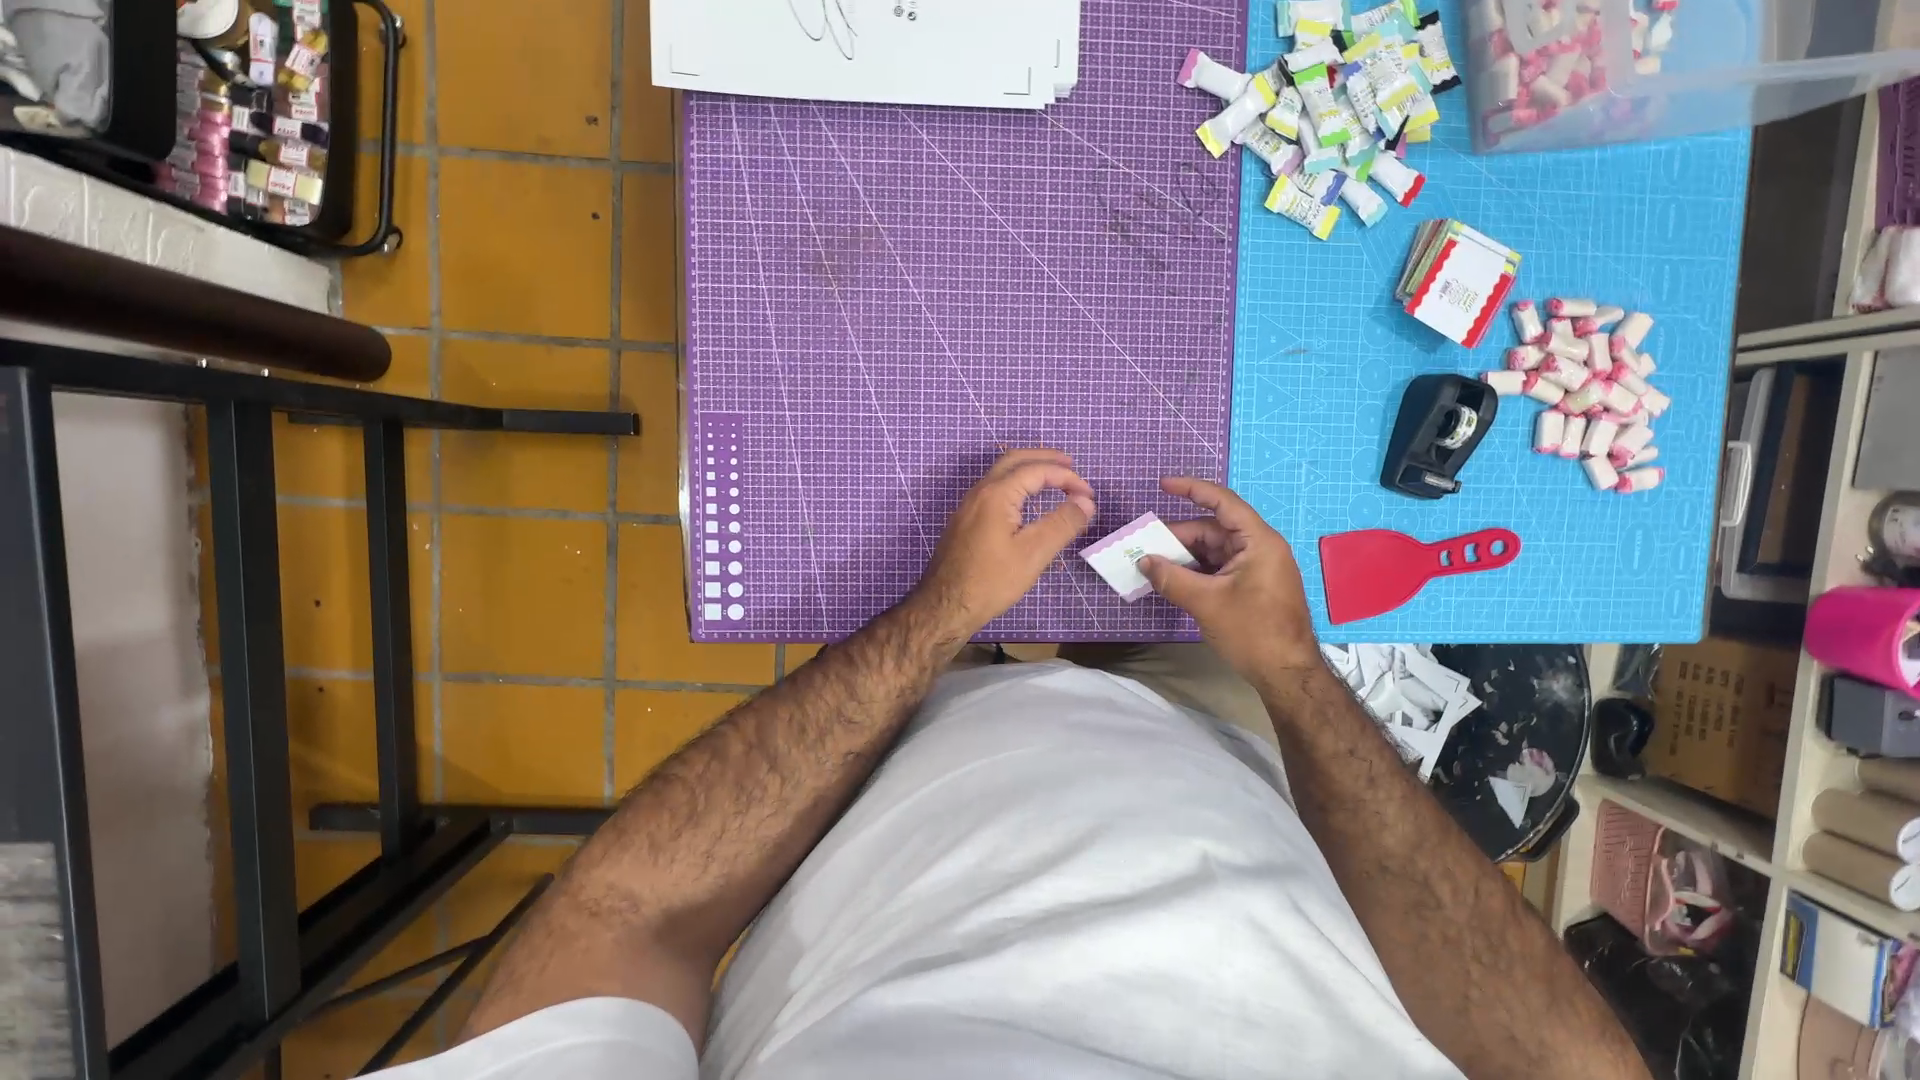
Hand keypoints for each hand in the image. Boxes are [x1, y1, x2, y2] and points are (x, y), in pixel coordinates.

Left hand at [908, 449, 1096, 641]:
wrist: (944, 606)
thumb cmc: (990, 581)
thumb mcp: (1033, 553)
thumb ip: (1062, 523)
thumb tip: (1086, 501)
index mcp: (996, 494)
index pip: (1036, 470)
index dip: (1066, 477)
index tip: (1088, 494)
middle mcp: (979, 493)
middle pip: (1013, 460)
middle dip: (1044, 459)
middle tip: (1070, 464)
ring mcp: (968, 507)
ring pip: (1000, 475)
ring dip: (1028, 471)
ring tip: (1051, 479)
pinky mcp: (964, 522)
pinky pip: (993, 491)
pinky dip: (1015, 485)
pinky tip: (1024, 503)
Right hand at [1137, 476, 1321, 682]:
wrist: (1287, 674)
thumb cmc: (1253, 632)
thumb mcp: (1206, 603)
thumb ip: (1171, 578)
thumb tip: (1144, 561)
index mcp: (1258, 542)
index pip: (1223, 502)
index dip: (1192, 489)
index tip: (1163, 485)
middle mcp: (1260, 548)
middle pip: (1214, 529)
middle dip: (1179, 536)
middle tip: (1145, 546)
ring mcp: (1257, 568)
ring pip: (1214, 550)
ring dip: (1185, 556)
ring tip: (1153, 565)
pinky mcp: (1252, 586)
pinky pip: (1219, 568)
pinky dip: (1196, 571)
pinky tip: (1173, 579)